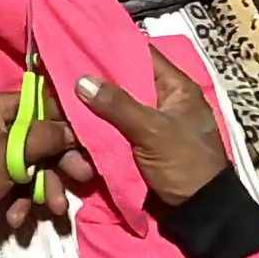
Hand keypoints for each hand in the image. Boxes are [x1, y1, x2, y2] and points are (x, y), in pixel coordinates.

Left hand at [0, 92, 93, 257]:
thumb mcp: (8, 153)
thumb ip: (44, 138)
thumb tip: (72, 130)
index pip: (37, 104)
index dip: (62, 121)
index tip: (85, 139)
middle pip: (39, 138)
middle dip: (59, 162)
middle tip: (82, 177)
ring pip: (32, 165)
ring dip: (44, 188)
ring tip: (54, 210)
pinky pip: (18, 184)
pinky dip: (21, 201)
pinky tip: (16, 217)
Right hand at [75, 45, 228, 205]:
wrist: (199, 215)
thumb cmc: (185, 165)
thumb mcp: (153, 132)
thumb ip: (118, 105)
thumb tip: (82, 80)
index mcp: (174, 88)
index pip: (140, 54)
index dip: (110, 47)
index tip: (78, 43)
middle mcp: (158, 100)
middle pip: (119, 82)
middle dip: (91, 85)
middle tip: (59, 79)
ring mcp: (144, 124)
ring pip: (109, 109)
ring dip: (88, 112)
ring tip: (60, 107)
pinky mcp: (133, 145)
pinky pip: (108, 131)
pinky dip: (92, 133)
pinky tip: (71, 131)